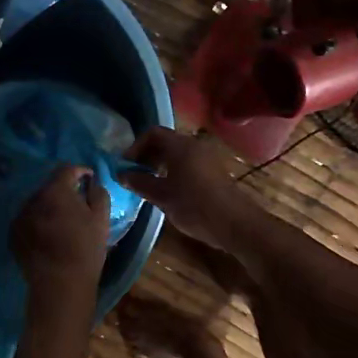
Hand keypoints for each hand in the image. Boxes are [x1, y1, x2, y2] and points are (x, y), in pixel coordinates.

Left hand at [11, 166, 110, 312]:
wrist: (60, 284)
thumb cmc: (85, 249)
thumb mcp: (101, 219)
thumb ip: (98, 193)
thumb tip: (92, 183)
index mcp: (56, 190)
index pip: (66, 169)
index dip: (79, 171)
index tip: (88, 179)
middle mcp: (33, 198)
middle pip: (50, 187)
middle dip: (63, 192)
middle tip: (76, 206)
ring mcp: (20, 216)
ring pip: (37, 204)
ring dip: (48, 207)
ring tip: (61, 224)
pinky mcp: (13, 233)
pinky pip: (28, 220)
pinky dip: (37, 222)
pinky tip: (47, 238)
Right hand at [118, 128, 254, 250]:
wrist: (235, 224)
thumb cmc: (195, 206)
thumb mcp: (162, 196)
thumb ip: (139, 182)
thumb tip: (121, 174)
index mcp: (180, 146)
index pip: (153, 133)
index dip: (135, 147)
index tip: (126, 165)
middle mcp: (194, 145)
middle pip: (165, 141)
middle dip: (146, 155)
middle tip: (134, 174)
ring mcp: (207, 158)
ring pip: (177, 153)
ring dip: (160, 164)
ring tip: (149, 184)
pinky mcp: (214, 171)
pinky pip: (188, 162)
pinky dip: (173, 170)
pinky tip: (169, 190)